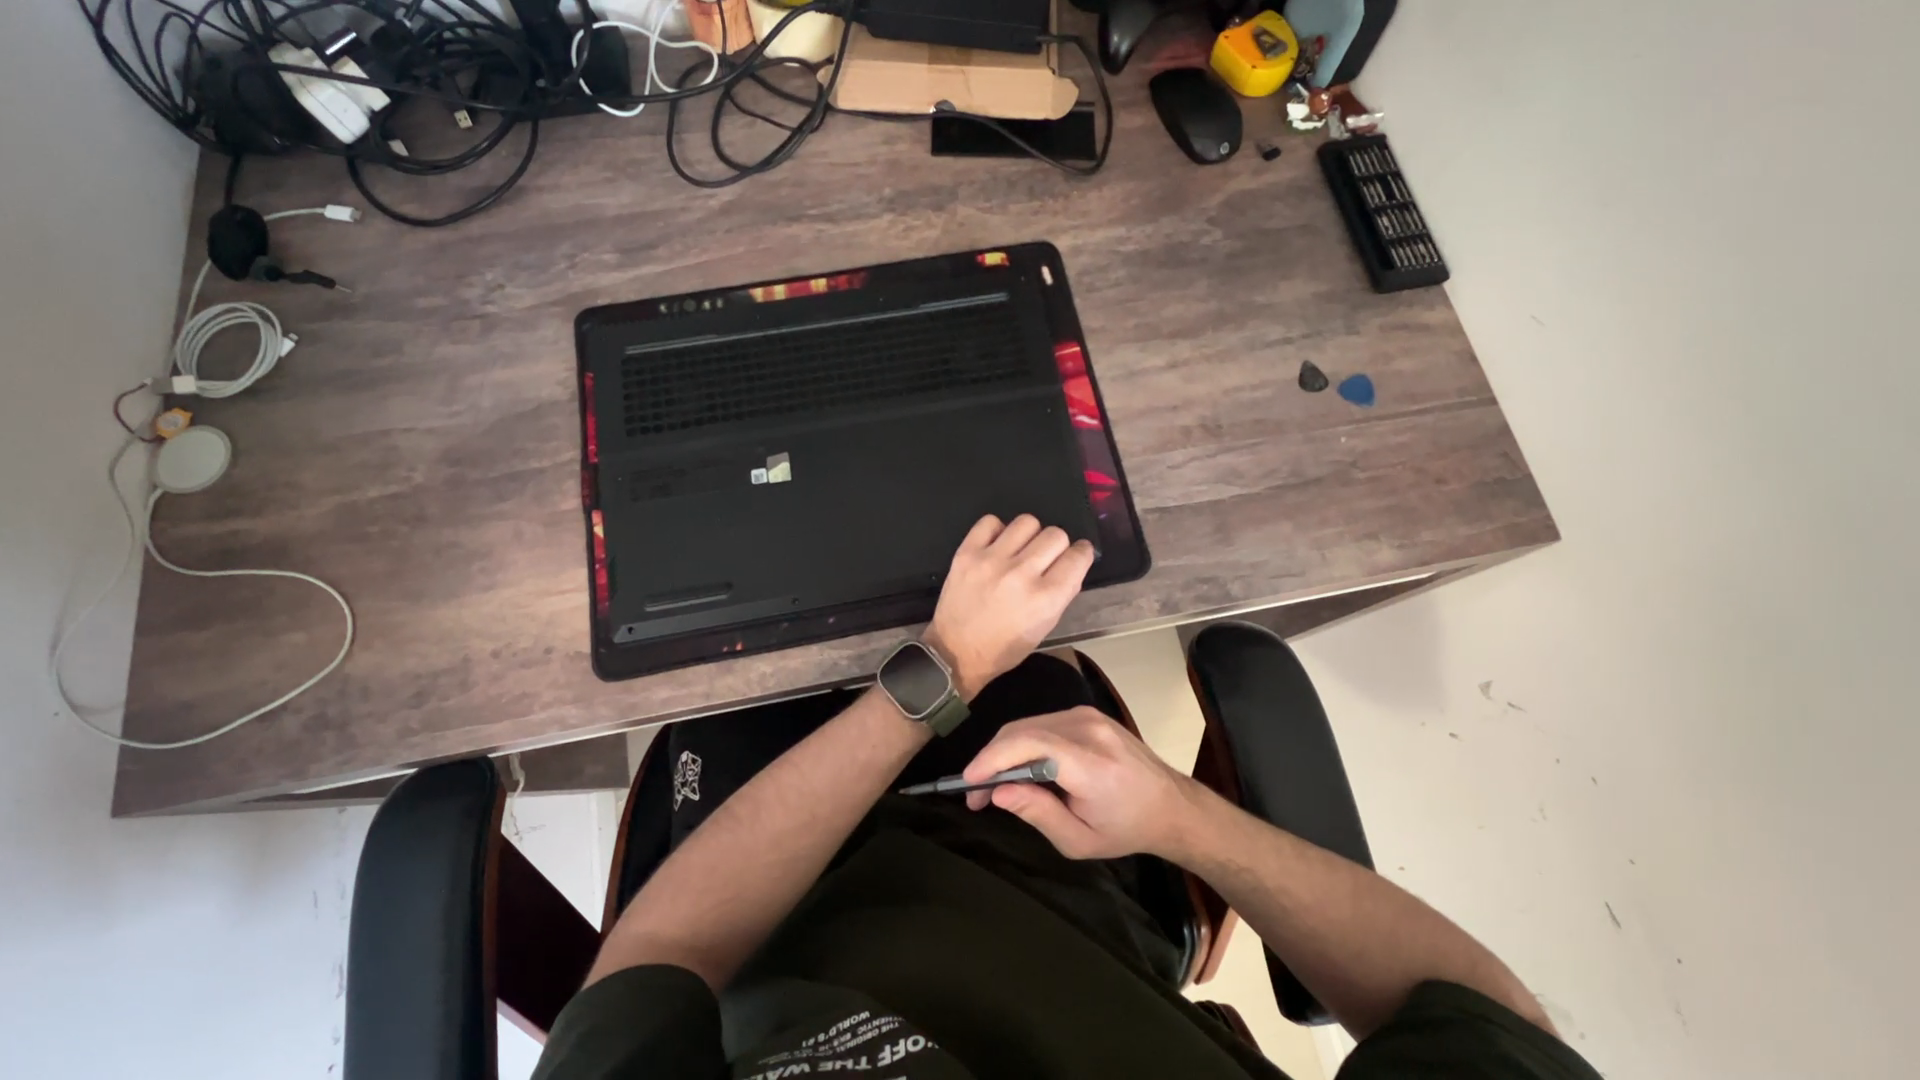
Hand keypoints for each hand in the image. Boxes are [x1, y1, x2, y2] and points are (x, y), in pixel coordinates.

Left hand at [923, 514, 1095, 699]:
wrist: (955, 651)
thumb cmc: (1005, 647)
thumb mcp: (1045, 627)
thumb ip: (1061, 592)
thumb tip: (1070, 562)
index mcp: (1046, 598)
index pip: (1078, 556)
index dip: (1081, 553)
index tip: (1075, 556)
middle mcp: (1021, 574)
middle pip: (1055, 534)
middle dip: (1057, 545)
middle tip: (1045, 558)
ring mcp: (992, 561)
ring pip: (1027, 522)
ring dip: (1029, 535)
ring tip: (1020, 550)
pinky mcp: (966, 553)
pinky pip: (990, 521)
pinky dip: (998, 531)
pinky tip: (997, 547)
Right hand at [960, 706, 1200, 859]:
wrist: (1170, 805)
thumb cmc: (1126, 829)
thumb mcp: (1079, 840)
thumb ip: (1037, 814)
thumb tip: (997, 793)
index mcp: (1091, 765)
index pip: (1029, 745)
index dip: (992, 760)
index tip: (968, 783)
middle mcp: (1089, 731)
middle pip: (1021, 731)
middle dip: (990, 759)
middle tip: (976, 794)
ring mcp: (1089, 717)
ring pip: (1027, 724)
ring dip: (1003, 751)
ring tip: (994, 785)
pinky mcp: (1088, 713)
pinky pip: (1042, 723)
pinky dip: (1021, 743)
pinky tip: (1018, 768)